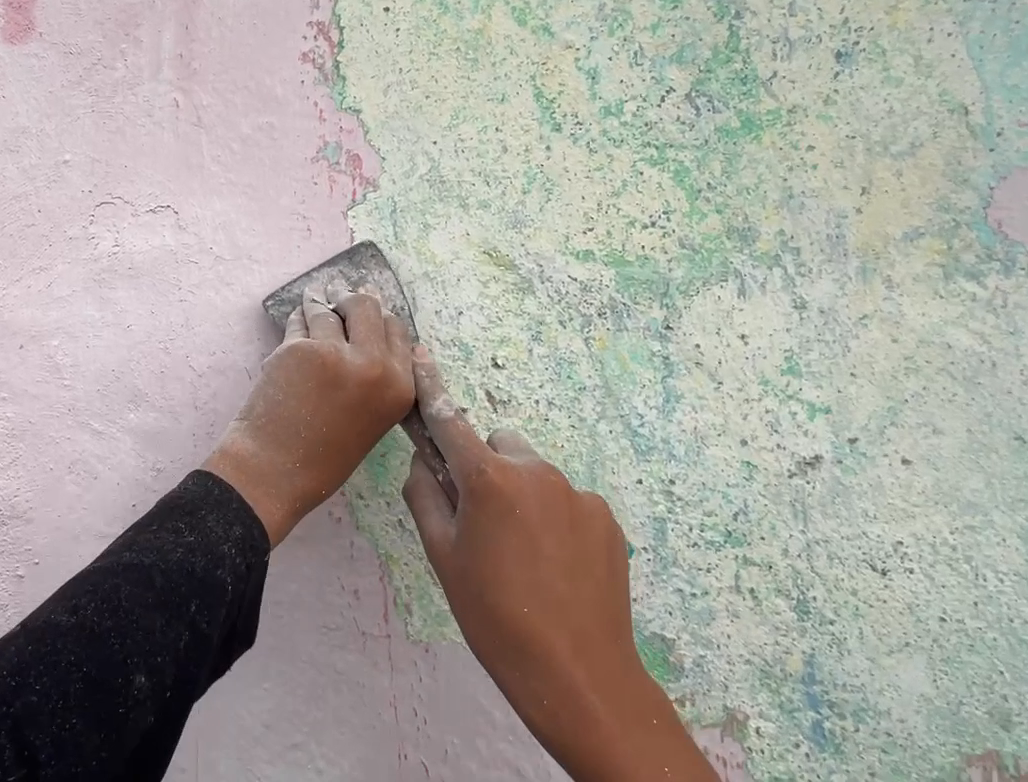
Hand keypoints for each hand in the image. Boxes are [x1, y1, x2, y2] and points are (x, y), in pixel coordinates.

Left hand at [205, 280, 414, 545]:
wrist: (276, 470)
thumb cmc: (323, 454)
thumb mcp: (371, 417)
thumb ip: (377, 377)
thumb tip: (366, 332)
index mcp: (401, 388)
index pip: (397, 330)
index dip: (377, 318)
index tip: (363, 312)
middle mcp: (376, 366)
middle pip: (366, 305)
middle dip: (348, 300)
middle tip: (335, 299)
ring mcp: (337, 354)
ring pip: (328, 309)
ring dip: (317, 306)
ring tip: (312, 303)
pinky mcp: (301, 349)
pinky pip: (300, 321)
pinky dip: (296, 322)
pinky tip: (294, 326)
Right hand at [401, 350, 715, 781]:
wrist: (576, 673)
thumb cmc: (492, 614)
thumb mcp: (441, 556)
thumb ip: (425, 496)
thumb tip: (424, 462)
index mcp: (488, 479)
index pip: (450, 421)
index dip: (432, 390)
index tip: (422, 354)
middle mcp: (535, 472)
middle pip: (497, 446)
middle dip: (484, 467)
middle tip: (479, 519)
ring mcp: (577, 494)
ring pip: (533, 473)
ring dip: (519, 491)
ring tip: (519, 550)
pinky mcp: (606, 518)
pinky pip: (565, 499)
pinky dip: (552, 516)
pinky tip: (552, 563)